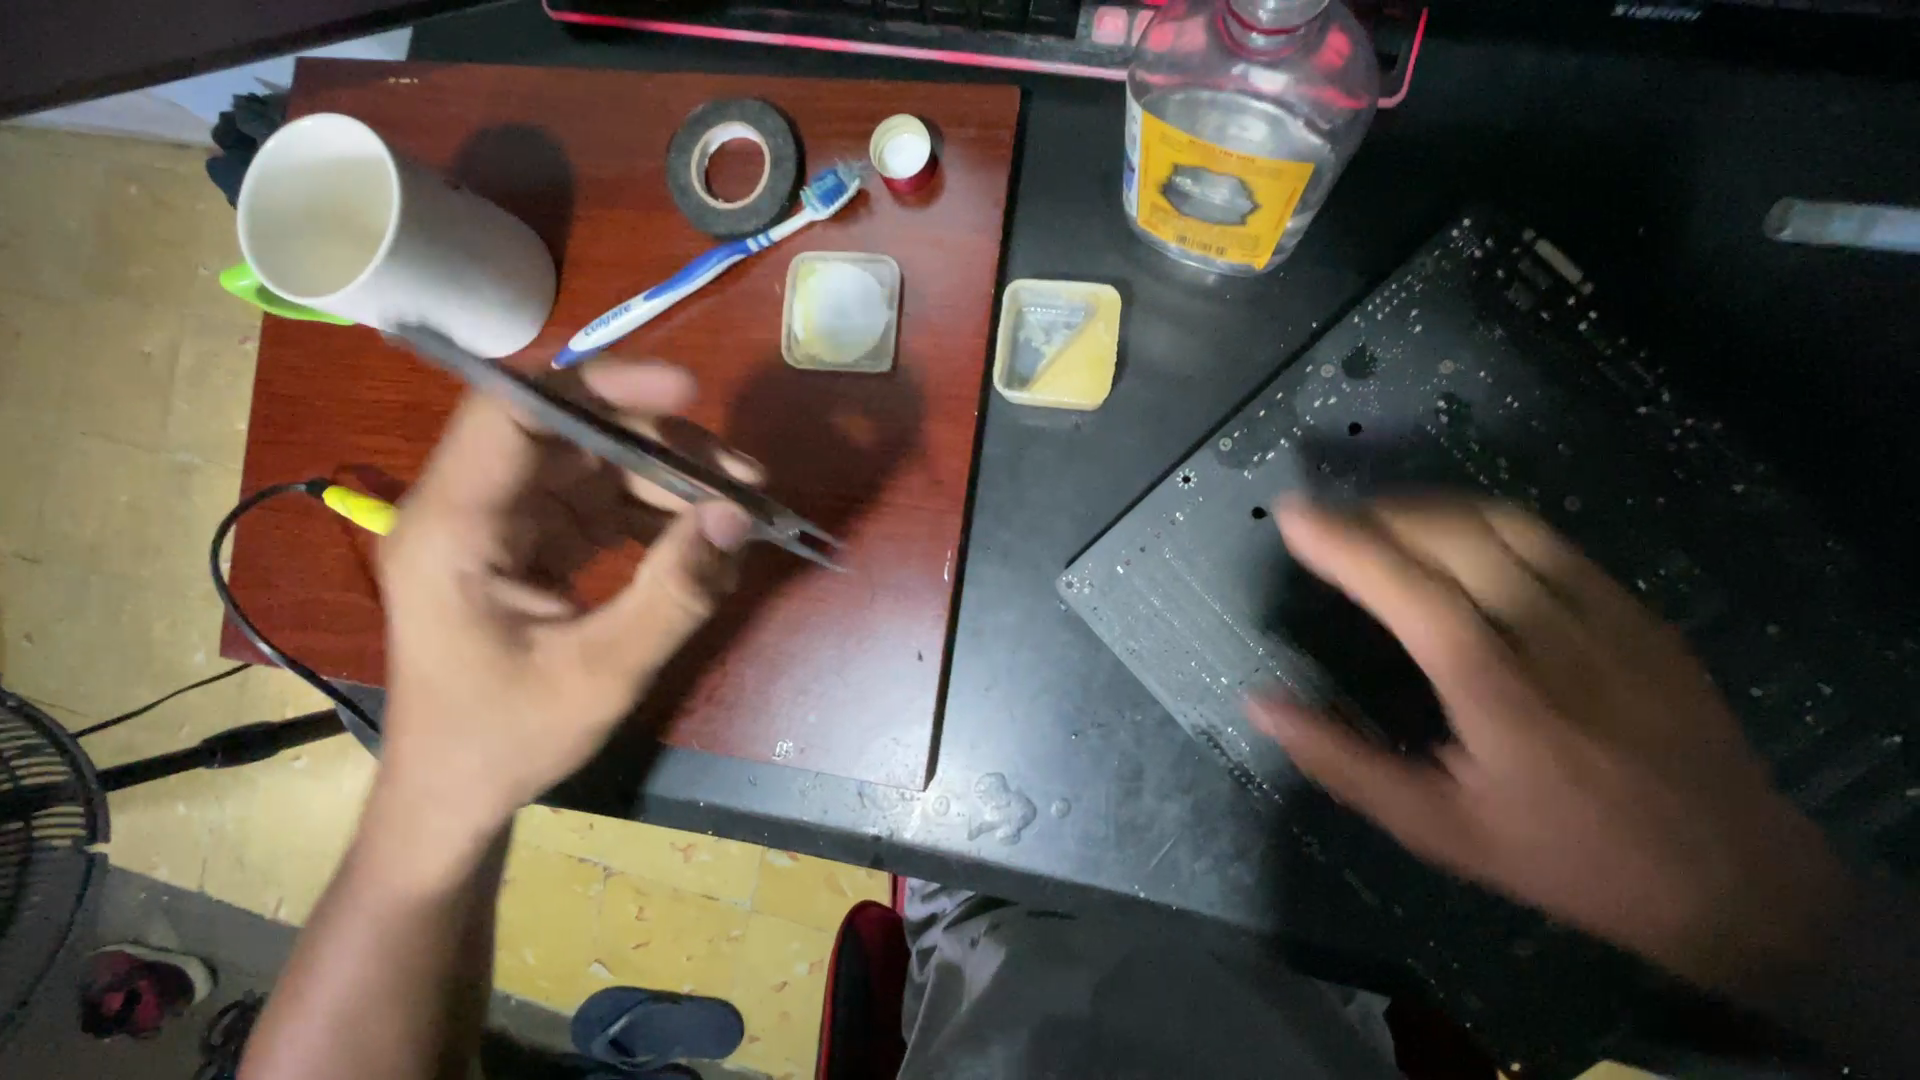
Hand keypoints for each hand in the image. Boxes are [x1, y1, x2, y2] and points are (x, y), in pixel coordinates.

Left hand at [375, 360, 757, 831]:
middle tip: (743, 474)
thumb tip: (739, 515)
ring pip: (594, 463)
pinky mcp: (532, 542)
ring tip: (740, 505)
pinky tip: (703, 532)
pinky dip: (656, 510)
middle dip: (663, 444)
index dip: (602, 386)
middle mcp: (473, 506)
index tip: (688, 393)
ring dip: (669, 477)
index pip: (515, 413)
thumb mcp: (602, 673)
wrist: (455, 794)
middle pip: (571, 432)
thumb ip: (674, 593)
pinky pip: (601, 501)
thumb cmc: (507, 739)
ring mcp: (504, 522)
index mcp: (456, 526)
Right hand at [1248, 497, 1849, 995]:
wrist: (1731, 877)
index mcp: (1498, 693)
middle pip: (1456, 538)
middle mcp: (1554, 638)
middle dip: (1376, 513)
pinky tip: (1455, 535)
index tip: (1292, 514)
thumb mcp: (1435, 827)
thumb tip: (1260, 704)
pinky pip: (1551, 540)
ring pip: (1505, 526)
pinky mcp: (1640, 612)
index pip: (1409, 591)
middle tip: (1324, 514)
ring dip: (1428, 507)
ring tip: (1377, 514)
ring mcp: (1608, 617)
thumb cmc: (1562, 855)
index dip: (1344, 543)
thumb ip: (1342, 762)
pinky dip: (1484, 521)